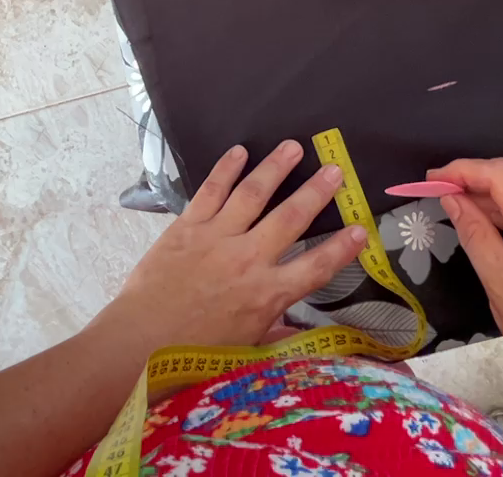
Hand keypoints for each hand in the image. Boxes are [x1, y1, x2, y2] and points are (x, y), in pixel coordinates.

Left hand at [94, 141, 368, 351]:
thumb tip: (302, 332)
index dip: (341, 248)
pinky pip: (212, 190)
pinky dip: (226, 169)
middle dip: (316, 192)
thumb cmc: (194, 356)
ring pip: (253, 194)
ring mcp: (217, 237)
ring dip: (275, 168)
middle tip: (334, 169)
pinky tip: (240, 151)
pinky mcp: (188, 225)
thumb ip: (275, 334)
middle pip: (290, 218)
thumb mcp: (246, 352)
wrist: (141, 341)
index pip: (315, 268)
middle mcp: (248, 259)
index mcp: (267, 295)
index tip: (361, 229)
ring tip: (293, 146)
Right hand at [428, 158, 502, 400]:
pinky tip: (488, 227)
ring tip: (457, 209)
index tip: (430, 178)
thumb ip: (474, 232)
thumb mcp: (499, 282)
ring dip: (490, 198)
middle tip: (438, 192)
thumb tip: (451, 197)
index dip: (463, 170)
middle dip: (474, 181)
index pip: (502, 176)